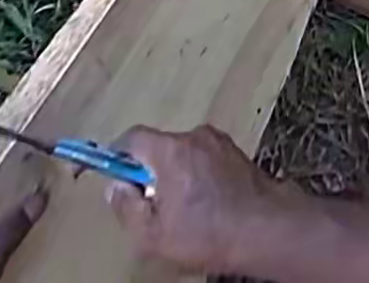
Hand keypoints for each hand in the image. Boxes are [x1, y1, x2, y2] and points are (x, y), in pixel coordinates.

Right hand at [104, 125, 305, 273]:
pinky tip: (203, 201)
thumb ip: (126, 206)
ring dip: (173, 174)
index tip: (107, 171)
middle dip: (148, 172)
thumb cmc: (205, 232)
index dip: (115, 153)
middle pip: (159, 146)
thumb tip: (115, 185)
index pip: (133, 137)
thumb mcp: (152, 234)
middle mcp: (194, 135)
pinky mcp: (233, 148)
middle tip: (150, 206)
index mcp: (171, 150)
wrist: (261, 225)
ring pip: (181, 152)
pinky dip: (194, 173)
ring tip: (182, 210)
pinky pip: (202, 155)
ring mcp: (217, 139)